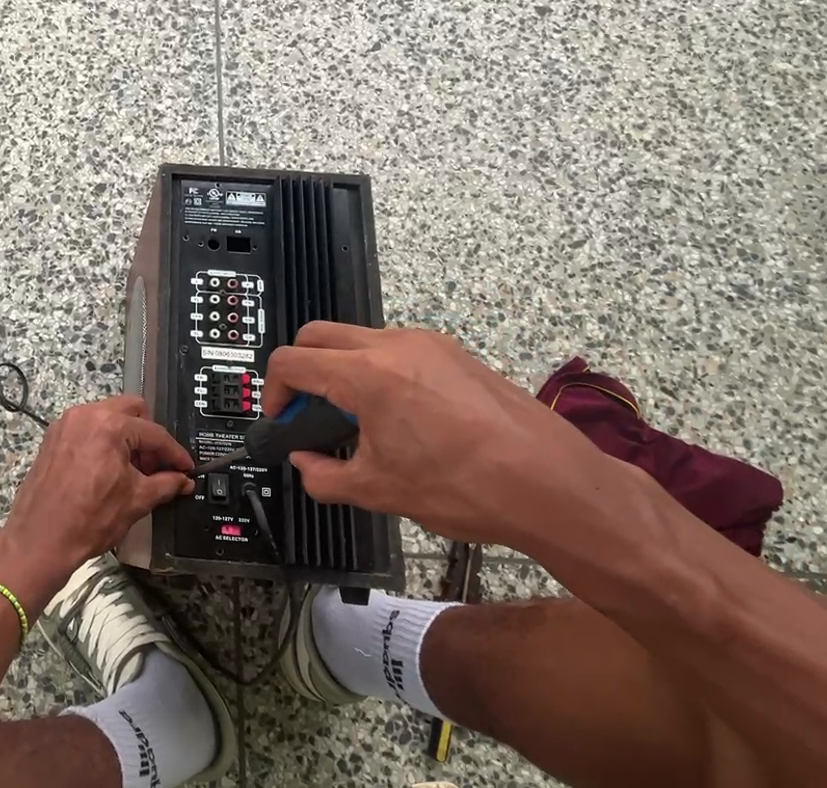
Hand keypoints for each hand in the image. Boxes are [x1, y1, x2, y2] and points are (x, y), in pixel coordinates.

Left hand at [0, 396, 193, 587]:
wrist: (40, 539)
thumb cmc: (89, 519)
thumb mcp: (136, 501)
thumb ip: (165, 484)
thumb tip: (182, 480)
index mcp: (109, 425)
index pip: (154, 433)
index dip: (175, 453)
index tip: (186, 468)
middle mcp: (85, 415)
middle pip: (130, 411)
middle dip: (148, 436)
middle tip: (157, 465)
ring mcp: (66, 424)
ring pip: (107, 417)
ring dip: (126, 437)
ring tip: (134, 470)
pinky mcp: (52, 437)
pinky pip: (87, 428)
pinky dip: (103, 441)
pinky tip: (109, 469)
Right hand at [263, 324, 619, 548]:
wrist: (553, 485)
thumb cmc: (468, 487)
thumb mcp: (378, 490)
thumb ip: (324, 476)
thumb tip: (307, 465)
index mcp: (366, 374)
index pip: (291, 361)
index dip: (273, 392)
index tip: (281, 418)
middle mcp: (395, 345)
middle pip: (318, 336)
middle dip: (301, 370)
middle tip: (307, 414)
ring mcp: (428, 345)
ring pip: (358, 339)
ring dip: (339, 369)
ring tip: (355, 421)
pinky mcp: (454, 354)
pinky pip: (396, 349)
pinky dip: (376, 371)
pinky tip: (396, 417)